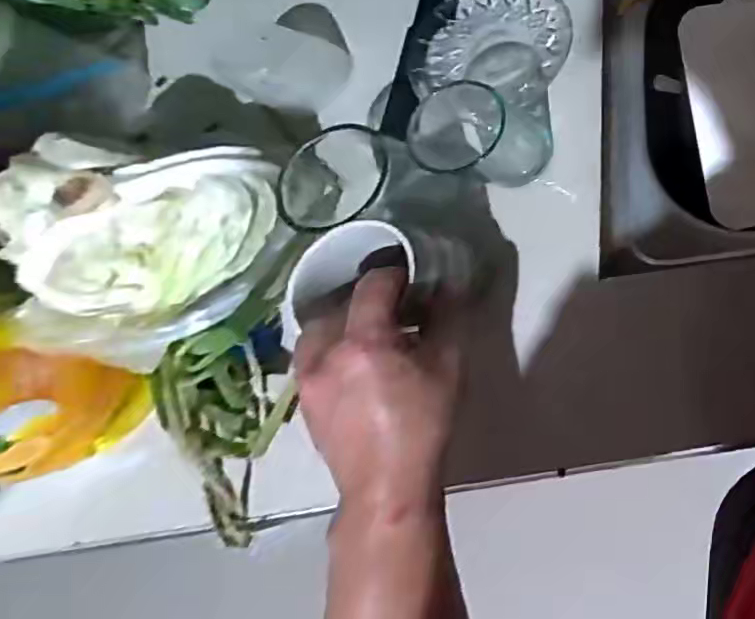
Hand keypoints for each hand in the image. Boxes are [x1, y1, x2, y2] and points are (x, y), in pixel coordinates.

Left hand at [297, 266, 460, 517]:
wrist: (387, 482)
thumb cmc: (425, 419)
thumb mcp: (451, 361)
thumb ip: (448, 316)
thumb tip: (446, 287)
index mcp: (364, 341)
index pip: (373, 285)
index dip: (397, 272)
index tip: (416, 275)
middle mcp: (326, 354)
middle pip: (338, 303)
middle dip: (367, 296)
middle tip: (398, 302)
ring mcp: (308, 379)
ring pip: (318, 329)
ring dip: (345, 319)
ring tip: (374, 328)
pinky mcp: (304, 400)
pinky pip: (312, 355)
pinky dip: (333, 343)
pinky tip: (360, 358)